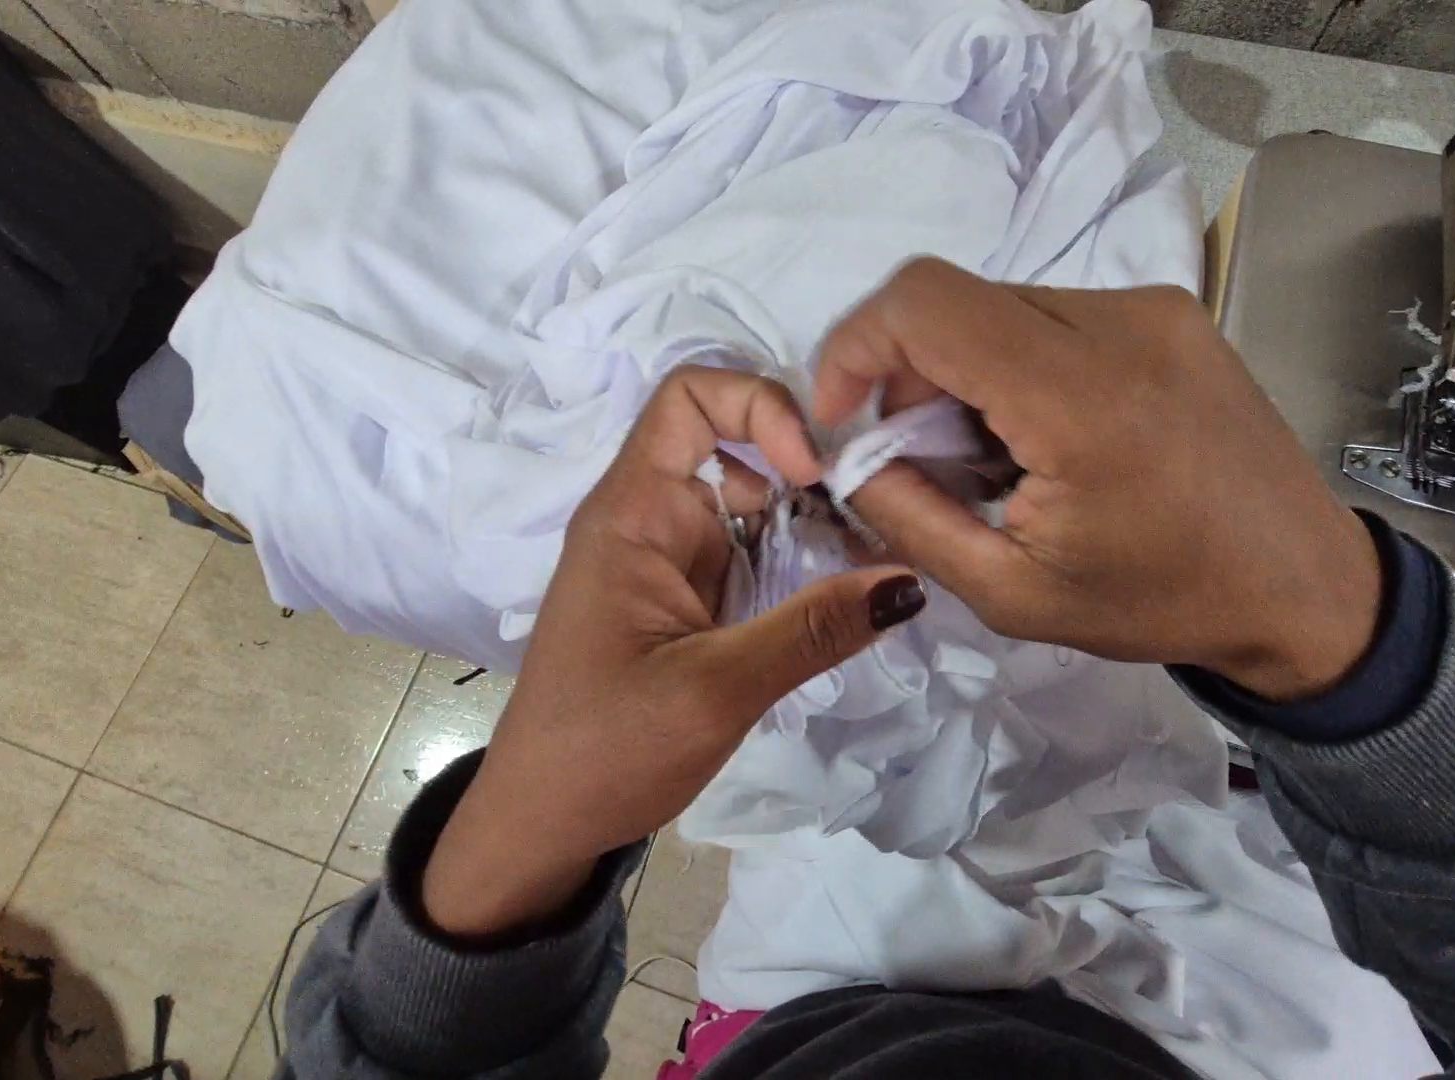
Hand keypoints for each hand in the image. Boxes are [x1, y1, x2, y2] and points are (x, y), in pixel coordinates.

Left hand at [422, 366, 926, 938]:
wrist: (544, 823)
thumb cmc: (606, 749)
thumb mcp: (715, 688)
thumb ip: (812, 630)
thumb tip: (909, 579)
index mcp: (634, 512)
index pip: (690, 398)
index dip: (759, 406)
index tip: (814, 472)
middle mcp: (653, 519)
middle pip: (740, 448)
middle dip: (812, 472)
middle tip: (882, 515)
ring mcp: (674, 561)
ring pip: (757, 506)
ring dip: (815, 524)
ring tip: (880, 556)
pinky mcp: (692, 600)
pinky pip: (755, 556)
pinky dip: (802, 565)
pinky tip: (849, 594)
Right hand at [813, 258, 1380, 701]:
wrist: (1304, 586)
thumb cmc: (1158, 603)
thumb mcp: (1008, 591)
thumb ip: (909, 516)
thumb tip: (848, 458)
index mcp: (1080, 399)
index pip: (924, 305)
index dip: (854, 346)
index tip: (844, 416)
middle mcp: (1119, 323)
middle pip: (953, 305)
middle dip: (906, 378)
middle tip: (922, 459)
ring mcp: (1151, 306)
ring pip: (995, 309)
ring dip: (959, 376)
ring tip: (991, 458)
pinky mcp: (1167, 311)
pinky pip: (1046, 318)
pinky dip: (1008, 369)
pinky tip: (1037, 436)